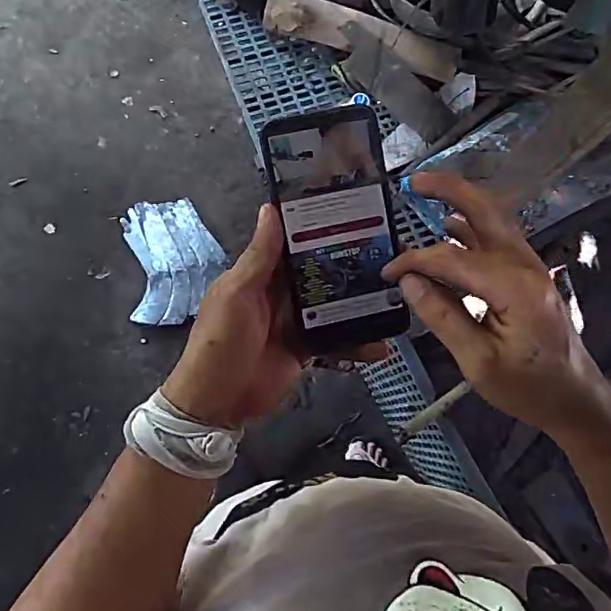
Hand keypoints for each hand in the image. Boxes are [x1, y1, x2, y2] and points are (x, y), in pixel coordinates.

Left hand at [163, 205, 384, 427]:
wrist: (218, 402)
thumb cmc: (220, 341)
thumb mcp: (237, 294)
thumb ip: (259, 256)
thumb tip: (269, 208)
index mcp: (261, 274)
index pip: (293, 244)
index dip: (318, 228)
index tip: (353, 212)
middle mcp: (280, 294)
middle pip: (320, 273)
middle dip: (349, 264)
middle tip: (387, 253)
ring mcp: (296, 322)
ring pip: (333, 306)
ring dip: (359, 304)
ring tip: (393, 296)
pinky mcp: (307, 349)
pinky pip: (336, 340)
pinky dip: (357, 343)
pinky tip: (381, 344)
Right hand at [382, 173, 610, 440]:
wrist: (576, 399)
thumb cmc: (528, 388)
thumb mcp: (478, 362)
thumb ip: (443, 316)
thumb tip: (411, 280)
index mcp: (514, 288)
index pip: (452, 258)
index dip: (415, 260)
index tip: (389, 272)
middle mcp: (526, 266)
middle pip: (486, 210)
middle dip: (450, 189)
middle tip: (414, 181)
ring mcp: (532, 267)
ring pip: (495, 219)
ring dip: (462, 201)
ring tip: (427, 193)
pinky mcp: (531, 275)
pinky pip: (500, 238)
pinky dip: (473, 226)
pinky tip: (452, 227)